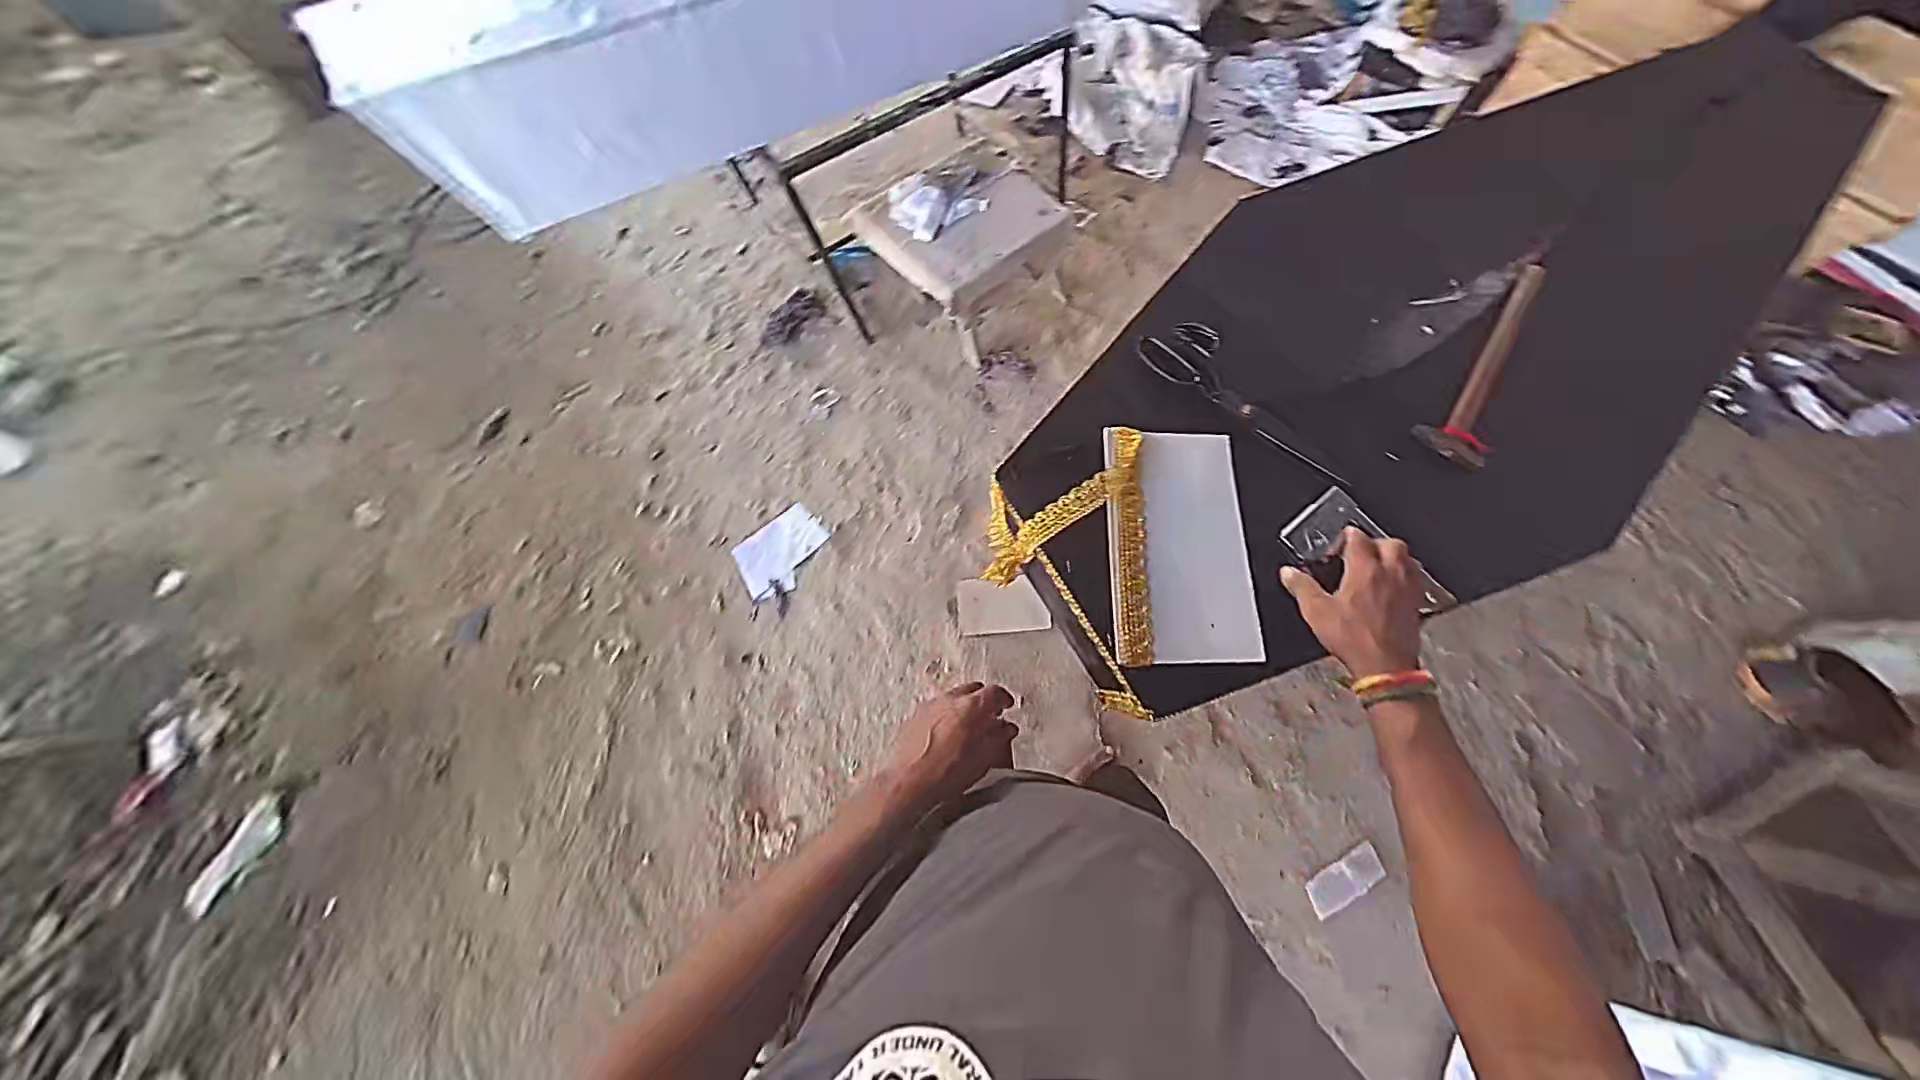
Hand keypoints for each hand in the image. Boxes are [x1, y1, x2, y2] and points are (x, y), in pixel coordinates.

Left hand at [875, 682, 1017, 813]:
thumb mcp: (983, 759)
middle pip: (974, 689)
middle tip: (991, 715)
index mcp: (971, 707)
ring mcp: (931, 706)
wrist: (909, 782)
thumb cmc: (943, 774)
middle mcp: (950, 700)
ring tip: (970, 726)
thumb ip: (998, 738)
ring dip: (964, 707)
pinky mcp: (916, 716)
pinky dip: (947, 714)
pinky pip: (938, 707)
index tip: (1006, 705)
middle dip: (984, 700)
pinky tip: (949, 733)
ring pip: (954, 697)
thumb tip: (1004, 730)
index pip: (995, 692)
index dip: (1004, 699)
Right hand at [1280, 527, 1425, 678]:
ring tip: (1379, 563)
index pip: (1359, 539)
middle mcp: (1390, 575)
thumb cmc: (1355, 639)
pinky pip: (1416, 580)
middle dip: (1376, 542)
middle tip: (1362, 548)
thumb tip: (1289, 573)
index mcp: (1365, 570)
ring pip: (1408, 560)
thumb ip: (1301, 587)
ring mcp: (1408, 589)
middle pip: (1391, 544)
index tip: (1342, 538)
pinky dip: (1406, 576)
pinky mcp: (1417, 605)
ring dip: (1394, 557)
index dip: (1348, 535)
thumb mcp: (1315, 611)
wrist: (1384, 665)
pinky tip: (1394, 586)